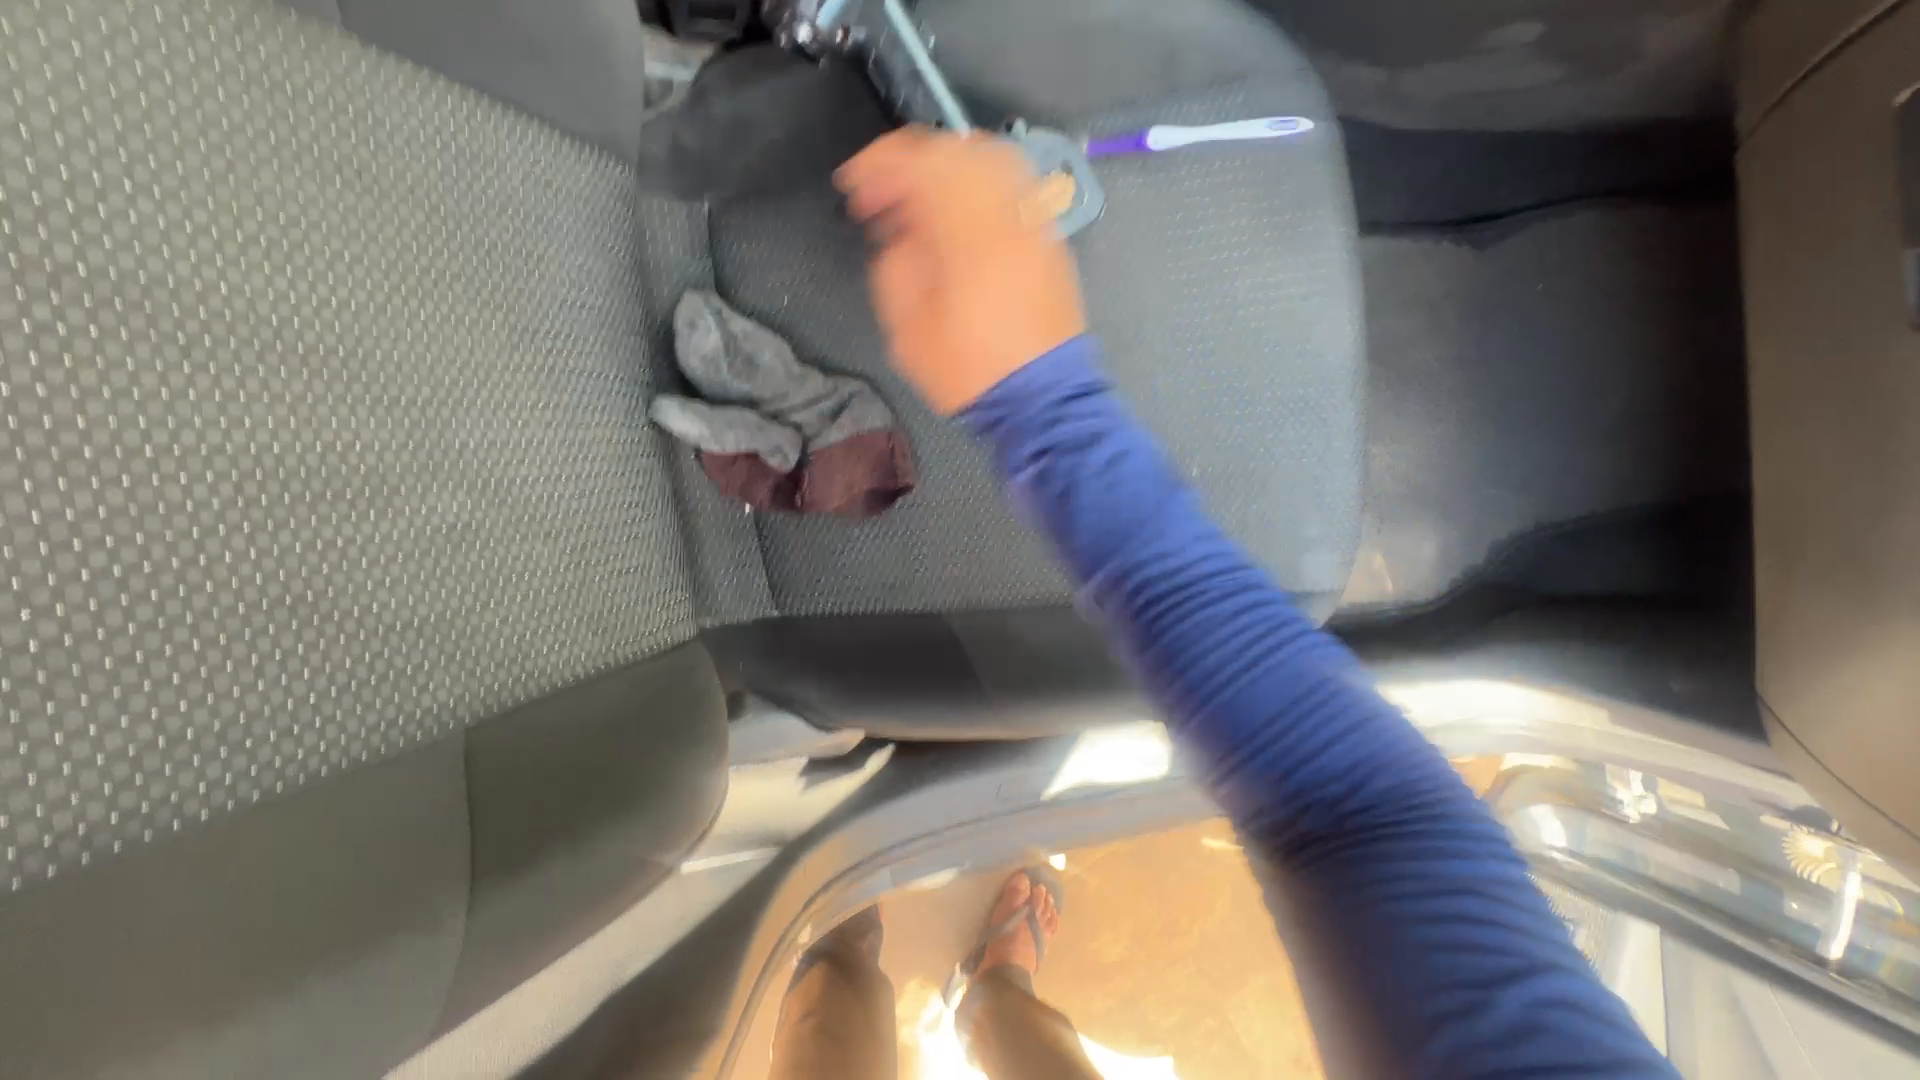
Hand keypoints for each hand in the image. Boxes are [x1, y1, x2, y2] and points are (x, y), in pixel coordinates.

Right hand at [835, 128, 1086, 414]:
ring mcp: (1032, 222)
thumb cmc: (973, 370)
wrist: (1040, 399)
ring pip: (988, 158)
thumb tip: (896, 234)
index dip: (875, 164)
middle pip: (953, 149)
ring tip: (920, 196)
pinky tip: (960, 213)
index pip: (915, 163)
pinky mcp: (1047, 238)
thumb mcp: (908, 328)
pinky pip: (1013, 186)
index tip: (853, 183)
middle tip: (883, 192)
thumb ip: (894, 264)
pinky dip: (979, 184)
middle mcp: (1004, 213)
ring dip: (946, 166)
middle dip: (909, 161)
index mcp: (964, 231)